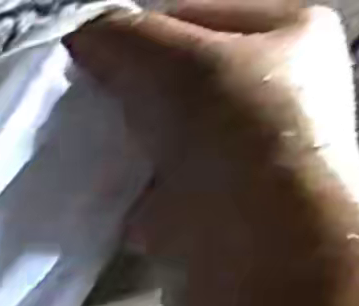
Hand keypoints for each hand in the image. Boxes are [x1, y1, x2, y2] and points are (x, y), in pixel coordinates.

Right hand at [65, 3, 358, 258]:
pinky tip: (88, 184)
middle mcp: (263, 83)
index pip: (188, 14)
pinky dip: (111, 180)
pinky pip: (138, 175)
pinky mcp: (189, 195)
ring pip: (149, 126)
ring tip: (76, 147)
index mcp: (283, 29)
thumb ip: (125, 38)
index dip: (130, 36)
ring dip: (111, 138)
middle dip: (117, 90)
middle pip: (166, 74)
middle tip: (74, 107)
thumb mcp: (176, 61)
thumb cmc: (229, 130)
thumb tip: (79, 36)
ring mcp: (226, 144)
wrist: (242, 230)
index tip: (80, 65)